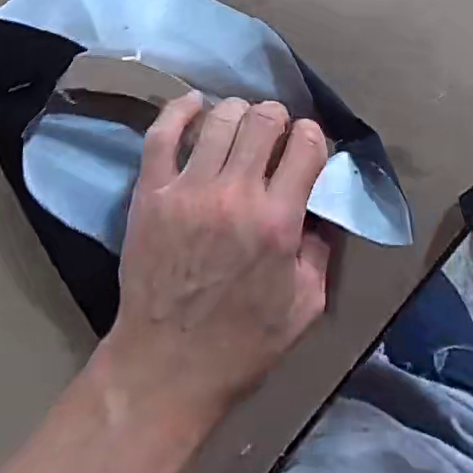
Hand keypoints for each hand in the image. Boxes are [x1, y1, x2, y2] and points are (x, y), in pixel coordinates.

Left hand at [100, 93, 333, 424]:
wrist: (164, 368)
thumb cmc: (242, 342)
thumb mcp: (306, 303)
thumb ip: (322, 248)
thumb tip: (321, 206)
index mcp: (278, 221)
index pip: (307, 143)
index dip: (313, 137)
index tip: (307, 149)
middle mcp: (236, 195)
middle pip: (265, 119)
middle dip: (279, 119)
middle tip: (275, 138)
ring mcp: (189, 190)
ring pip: (221, 117)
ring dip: (239, 113)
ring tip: (239, 129)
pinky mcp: (151, 194)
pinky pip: (163, 133)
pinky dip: (181, 109)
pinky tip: (195, 104)